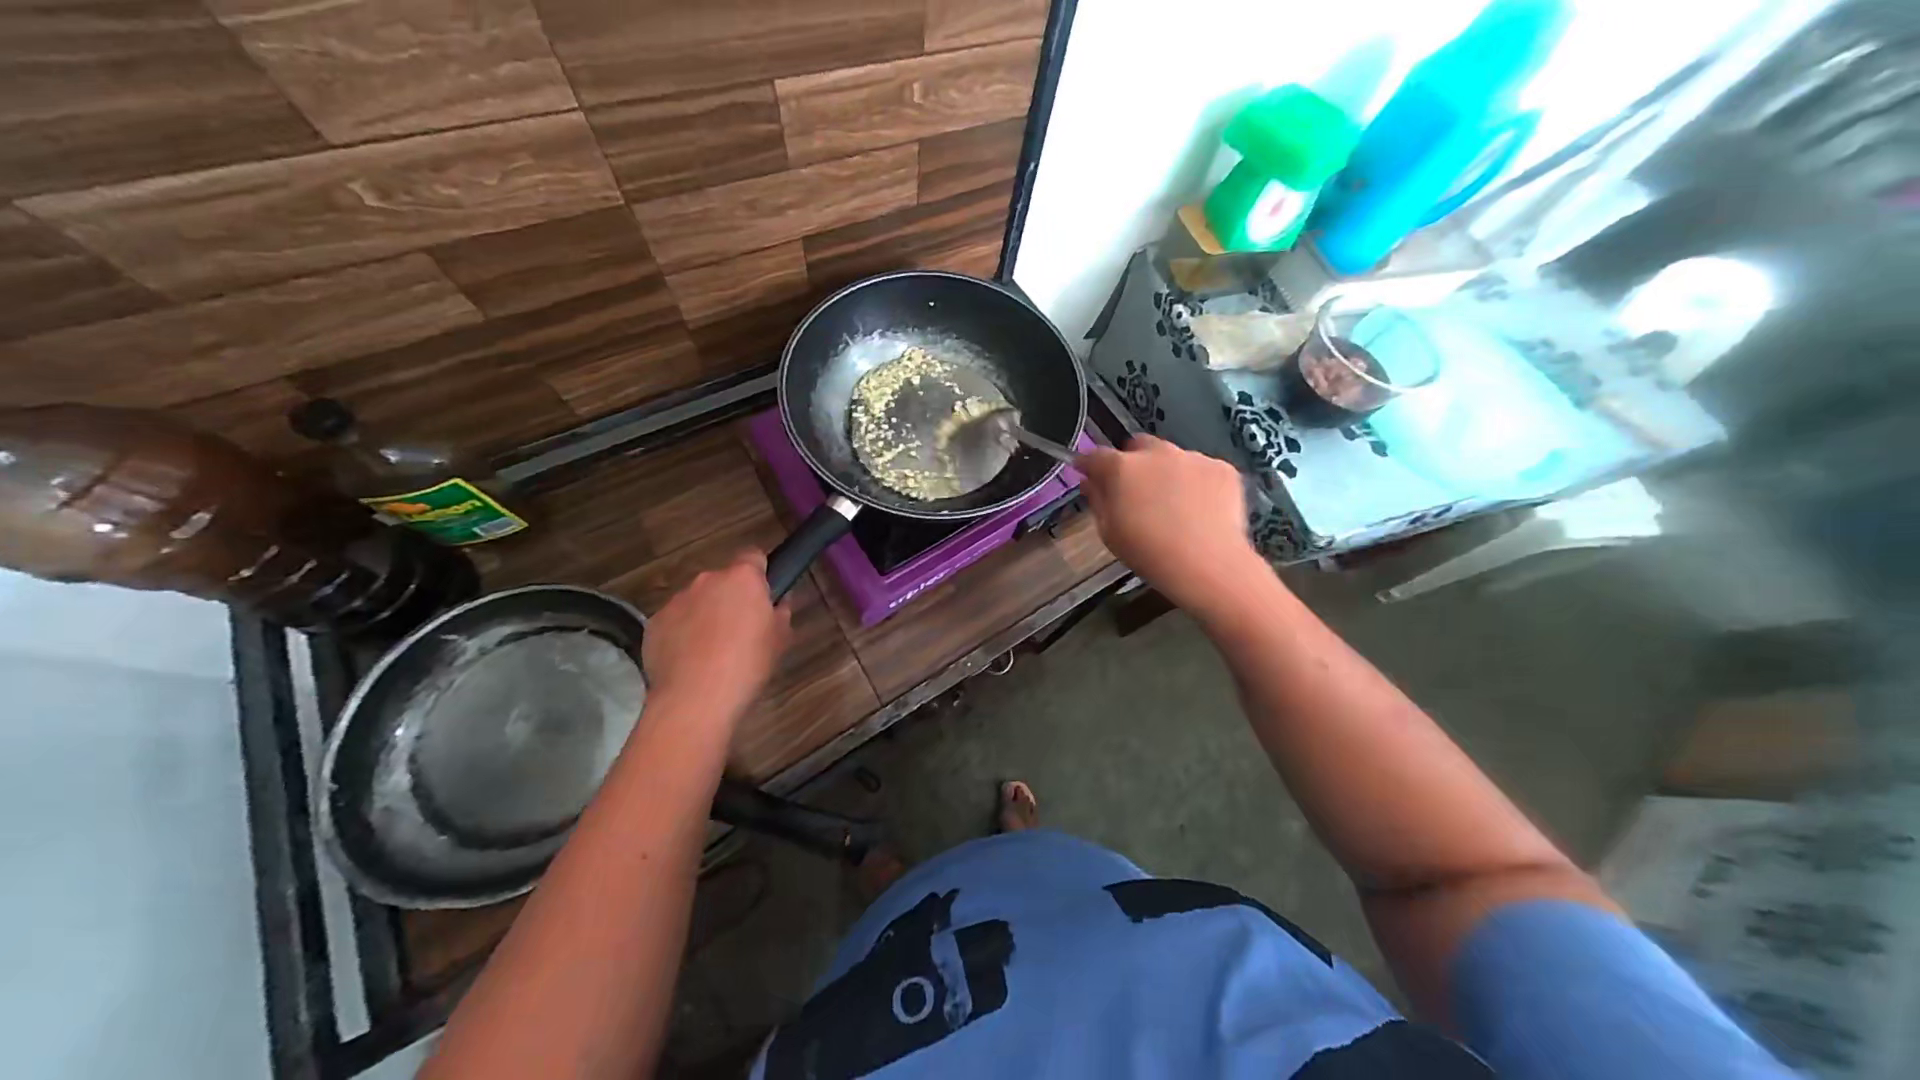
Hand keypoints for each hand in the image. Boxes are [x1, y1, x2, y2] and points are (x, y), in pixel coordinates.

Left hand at [642, 550, 791, 721]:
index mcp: (742, 578)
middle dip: (730, 598)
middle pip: (723, 580)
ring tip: (711, 651)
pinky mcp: (654, 622)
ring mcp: (676, 600)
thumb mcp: (780, 641)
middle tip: (740, 630)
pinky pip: (674, 621)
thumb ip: (780, 614)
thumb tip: (778, 604)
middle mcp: (707, 580)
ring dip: (705, 615)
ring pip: (697, 601)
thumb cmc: (748, 665)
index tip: (763, 596)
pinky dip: (682, 634)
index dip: (759, 574)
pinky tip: (688, 661)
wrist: (695, 698)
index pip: (753, 556)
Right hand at [1075, 435, 1264, 614]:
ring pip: (1172, 458)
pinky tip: (1201, 509)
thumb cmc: (1148, 552)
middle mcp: (1157, 453)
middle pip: (1138, 447)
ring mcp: (1192, 458)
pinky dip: (1198, 483)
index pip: (1096, 455)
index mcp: (1122, 468)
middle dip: (1133, 462)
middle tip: (1135, 490)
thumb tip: (1091, 483)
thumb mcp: (1109, 533)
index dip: (1088, 464)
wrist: (1207, 564)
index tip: (1087, 473)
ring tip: (1174, 506)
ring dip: (1167, 473)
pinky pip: (1202, 470)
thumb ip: (1097, 500)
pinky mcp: (1222, 469)